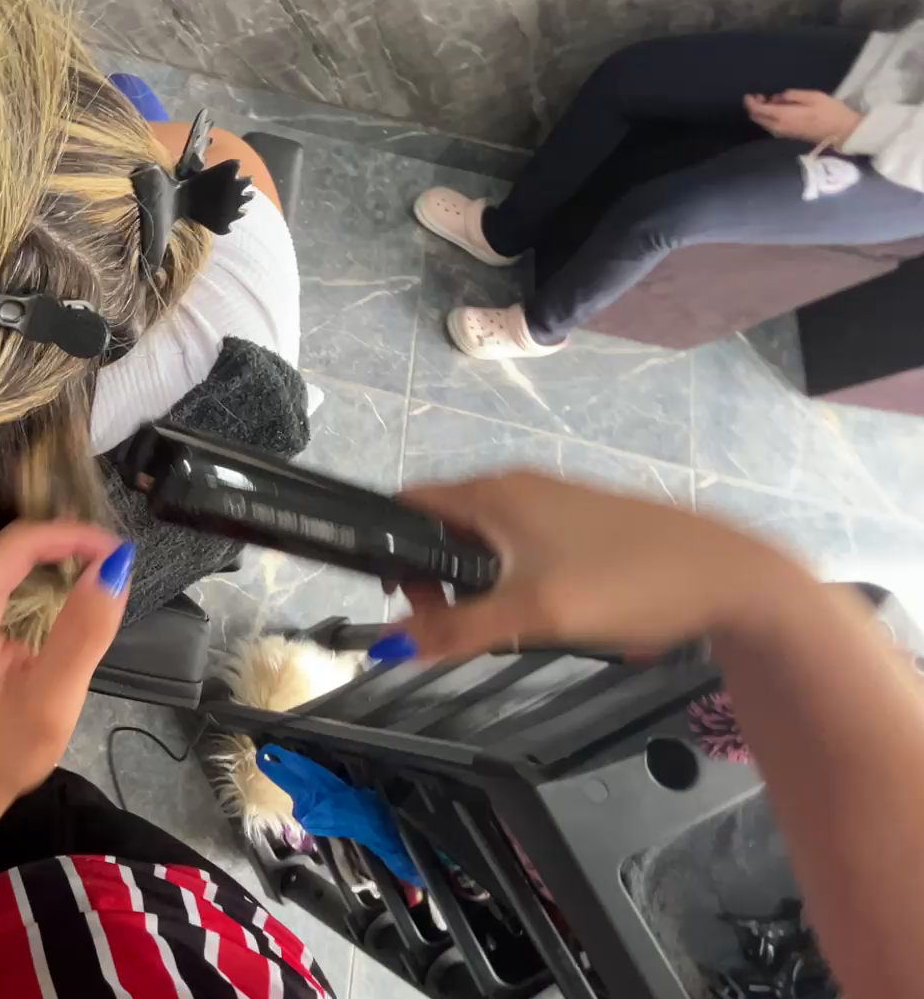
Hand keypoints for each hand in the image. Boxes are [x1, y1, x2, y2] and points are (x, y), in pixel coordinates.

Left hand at [0, 521, 132, 821]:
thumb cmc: (5, 749)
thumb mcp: (53, 698)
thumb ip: (83, 630)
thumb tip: (114, 567)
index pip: (15, 544)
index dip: (69, 536)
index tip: (114, 551)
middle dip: (47, 532)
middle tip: (95, 547)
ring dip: (24, 540)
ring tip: (72, 548)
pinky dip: (4, 554)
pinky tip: (33, 562)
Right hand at [391, 472, 821, 659]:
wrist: (740, 581)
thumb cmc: (626, 585)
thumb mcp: (533, 615)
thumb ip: (455, 631)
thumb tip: (388, 645)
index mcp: (489, 493)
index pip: (406, 504)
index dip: (389, 547)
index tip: (403, 594)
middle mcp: (512, 483)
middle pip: (439, 522)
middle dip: (431, 570)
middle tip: (451, 617)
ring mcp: (548, 496)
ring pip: (478, 531)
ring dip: (468, 572)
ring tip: (494, 615)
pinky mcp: (578, 514)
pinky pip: (514, 536)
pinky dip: (504, 566)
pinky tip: (534, 600)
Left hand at [745, 90, 862, 144]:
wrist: (838, 130)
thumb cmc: (829, 111)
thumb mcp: (814, 96)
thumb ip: (793, 95)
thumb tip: (779, 96)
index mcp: (781, 116)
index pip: (757, 110)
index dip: (750, 102)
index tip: (748, 95)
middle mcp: (775, 126)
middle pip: (756, 117)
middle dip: (755, 106)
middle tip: (761, 96)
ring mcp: (778, 132)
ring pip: (761, 121)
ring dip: (762, 111)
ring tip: (771, 100)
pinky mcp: (783, 134)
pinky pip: (769, 124)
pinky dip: (768, 116)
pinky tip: (778, 108)